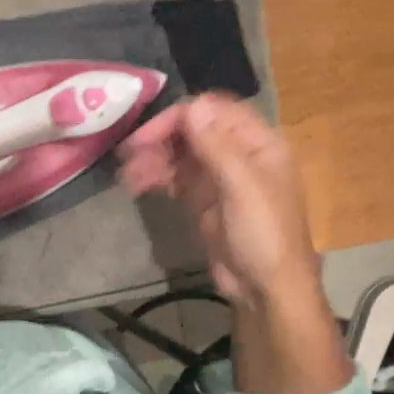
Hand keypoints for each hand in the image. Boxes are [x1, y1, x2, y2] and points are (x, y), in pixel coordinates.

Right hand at [119, 93, 350, 393]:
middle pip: (193, 132)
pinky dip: (157, 178)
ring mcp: (220, 178)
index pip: (213, 112)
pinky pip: (177, 179)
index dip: (179, 118)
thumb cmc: (264, 234)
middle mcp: (239, 154)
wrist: (266, 287)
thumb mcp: (242, 186)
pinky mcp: (204, 201)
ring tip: (127, 177)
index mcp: (258, 142)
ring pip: (181, 155)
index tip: (146, 136)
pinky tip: (137, 185)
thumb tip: (191, 107)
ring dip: (153, 160)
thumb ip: (217, 145)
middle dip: (160, 140)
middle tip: (127, 156)